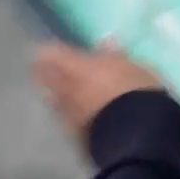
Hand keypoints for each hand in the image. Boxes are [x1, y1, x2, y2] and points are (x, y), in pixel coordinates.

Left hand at [31, 43, 164, 142]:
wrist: (134, 133)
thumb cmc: (132, 89)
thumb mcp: (129, 65)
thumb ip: (113, 54)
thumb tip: (104, 41)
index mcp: (75, 68)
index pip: (50, 53)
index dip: (51, 50)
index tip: (55, 48)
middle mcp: (63, 91)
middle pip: (45, 79)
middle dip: (49, 74)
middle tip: (60, 70)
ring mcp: (66, 116)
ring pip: (54, 101)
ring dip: (60, 96)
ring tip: (73, 94)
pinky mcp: (74, 137)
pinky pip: (67, 120)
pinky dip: (72, 114)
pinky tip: (85, 114)